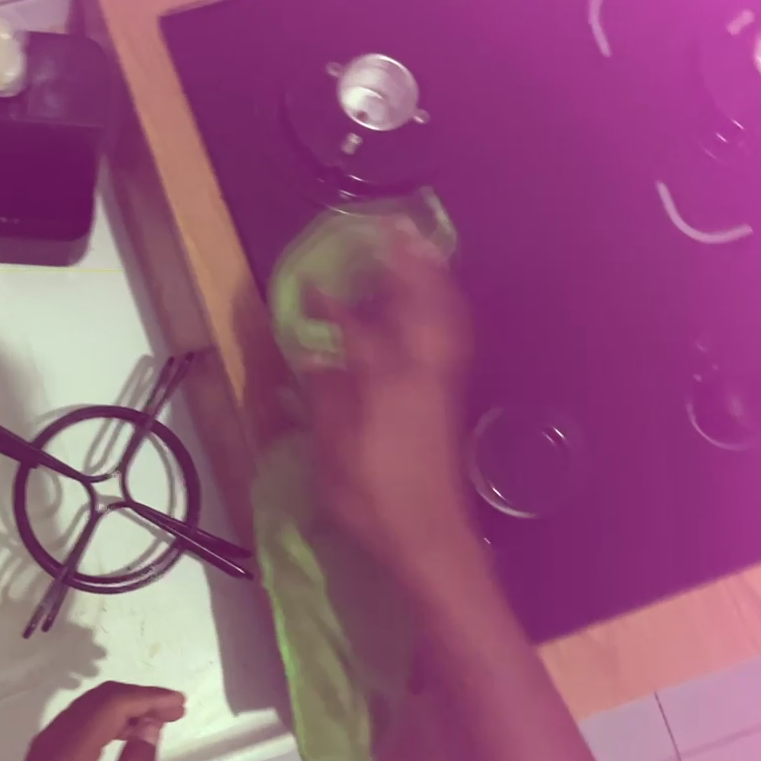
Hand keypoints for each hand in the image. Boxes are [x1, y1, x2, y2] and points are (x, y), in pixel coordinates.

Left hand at [0, 682, 186, 760]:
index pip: (112, 704)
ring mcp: (42, 749)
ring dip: (122, 708)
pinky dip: (105, 722)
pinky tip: (126, 738)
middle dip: (138, 698)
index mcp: (68, 750)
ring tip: (157, 722)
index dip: (149, 698)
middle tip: (174, 710)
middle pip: (98, 699)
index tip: (180, 704)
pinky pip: (77, 725)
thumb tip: (151, 726)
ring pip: (86, 709)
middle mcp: (51, 739)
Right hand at [302, 226, 475, 562]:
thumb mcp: (333, 451)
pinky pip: (450, 334)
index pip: (357, 329)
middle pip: (418, 303)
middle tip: (392, 226)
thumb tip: (313, 353)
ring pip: (443, 315)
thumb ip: (325, 396)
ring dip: (431, 278)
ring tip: (419, 249)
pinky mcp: (448, 396)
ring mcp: (441, 382)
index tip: (309, 282)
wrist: (427, 534)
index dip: (332, 305)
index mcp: (386, 382)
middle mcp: (421, 371)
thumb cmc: (371, 497)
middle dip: (404, 263)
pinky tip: (431, 304)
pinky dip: (442, 307)